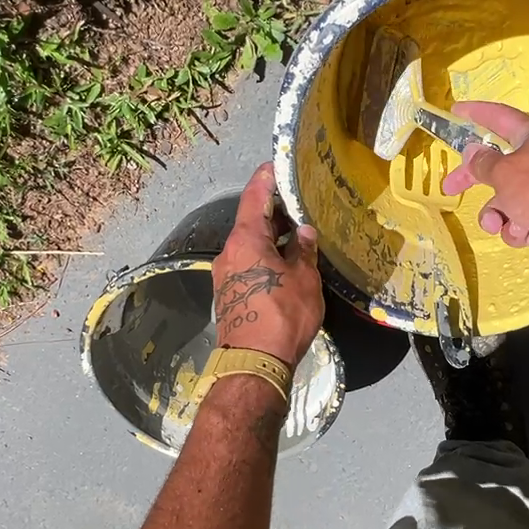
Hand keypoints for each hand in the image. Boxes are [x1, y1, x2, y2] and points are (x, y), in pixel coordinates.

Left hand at [212, 162, 323, 367]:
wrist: (255, 363)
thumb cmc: (283, 316)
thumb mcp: (304, 279)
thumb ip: (303, 251)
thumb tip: (303, 233)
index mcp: (245, 240)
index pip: (254, 196)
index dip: (267, 178)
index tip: (278, 164)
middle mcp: (229, 252)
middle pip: (250, 221)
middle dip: (274, 211)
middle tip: (300, 202)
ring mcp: (225, 275)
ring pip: (249, 245)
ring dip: (270, 236)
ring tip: (298, 232)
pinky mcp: (229, 294)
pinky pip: (248, 264)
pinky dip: (265, 256)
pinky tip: (285, 261)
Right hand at [440, 101, 528, 267]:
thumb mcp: (504, 172)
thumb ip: (483, 162)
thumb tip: (472, 152)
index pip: (500, 117)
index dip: (477, 113)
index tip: (456, 111)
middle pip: (497, 165)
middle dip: (474, 180)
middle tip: (450, 188)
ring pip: (505, 199)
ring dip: (496, 213)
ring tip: (498, 223)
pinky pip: (519, 219)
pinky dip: (516, 227)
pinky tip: (524, 232)